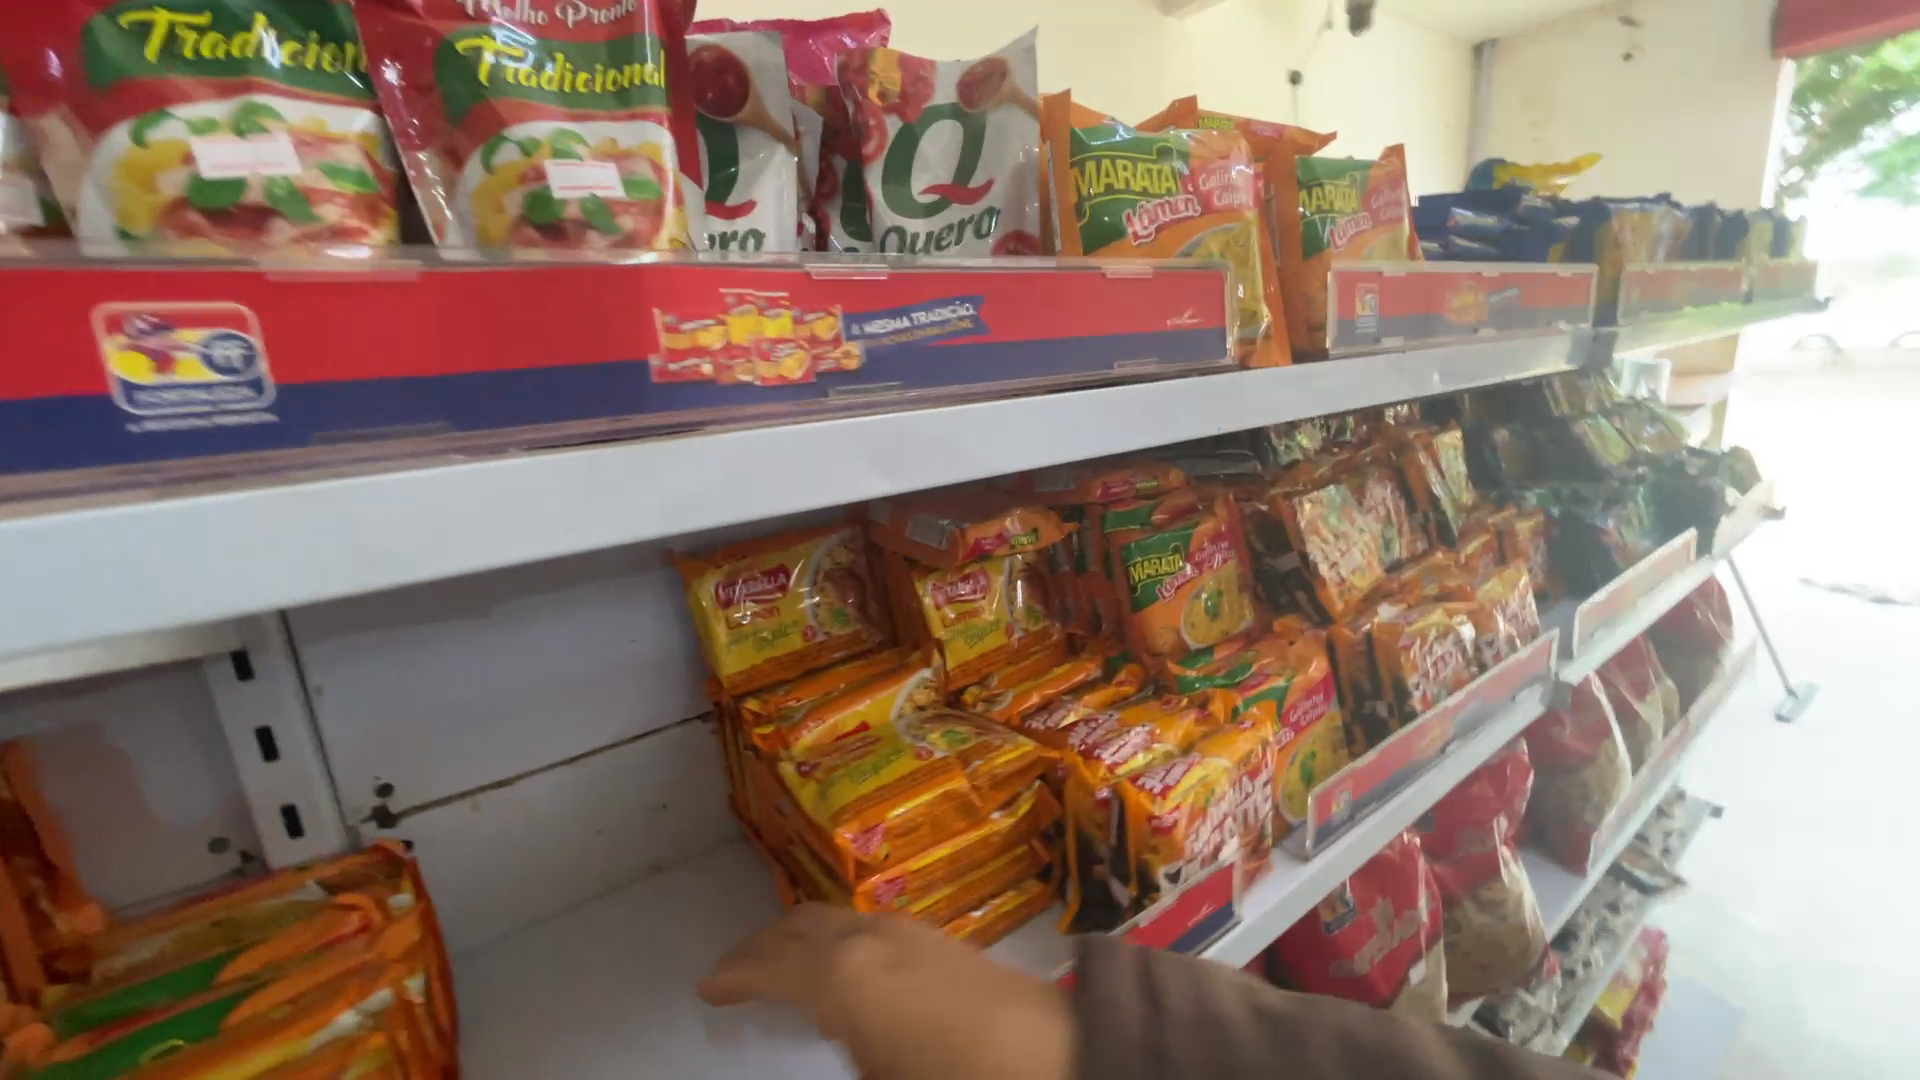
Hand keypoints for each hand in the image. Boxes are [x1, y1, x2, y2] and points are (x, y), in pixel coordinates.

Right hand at [699, 903, 1075, 1079]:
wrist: (1048, 1053)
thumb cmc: (950, 1078)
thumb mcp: (876, 1076)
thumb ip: (840, 1047)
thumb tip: (824, 1024)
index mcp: (842, 977)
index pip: (772, 967)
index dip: (735, 975)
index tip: (705, 985)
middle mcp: (865, 938)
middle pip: (797, 929)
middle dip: (760, 946)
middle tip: (732, 970)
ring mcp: (900, 930)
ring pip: (830, 919)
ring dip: (796, 937)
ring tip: (776, 964)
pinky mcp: (929, 934)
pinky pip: (859, 925)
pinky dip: (830, 937)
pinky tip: (836, 964)